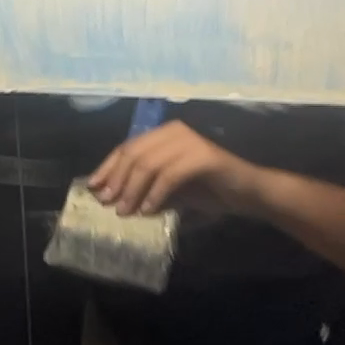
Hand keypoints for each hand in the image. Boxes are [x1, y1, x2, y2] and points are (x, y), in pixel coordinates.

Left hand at [88, 121, 268, 216]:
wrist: (252, 194)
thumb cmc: (208, 190)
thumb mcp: (166, 188)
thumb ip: (141, 186)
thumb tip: (106, 195)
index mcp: (161, 133)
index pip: (125, 148)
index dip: (107, 168)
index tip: (93, 188)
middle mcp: (172, 131)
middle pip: (132, 154)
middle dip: (116, 181)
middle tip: (107, 203)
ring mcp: (189, 141)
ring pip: (148, 164)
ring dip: (132, 191)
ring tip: (125, 212)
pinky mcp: (204, 156)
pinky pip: (169, 175)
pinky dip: (155, 194)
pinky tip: (148, 211)